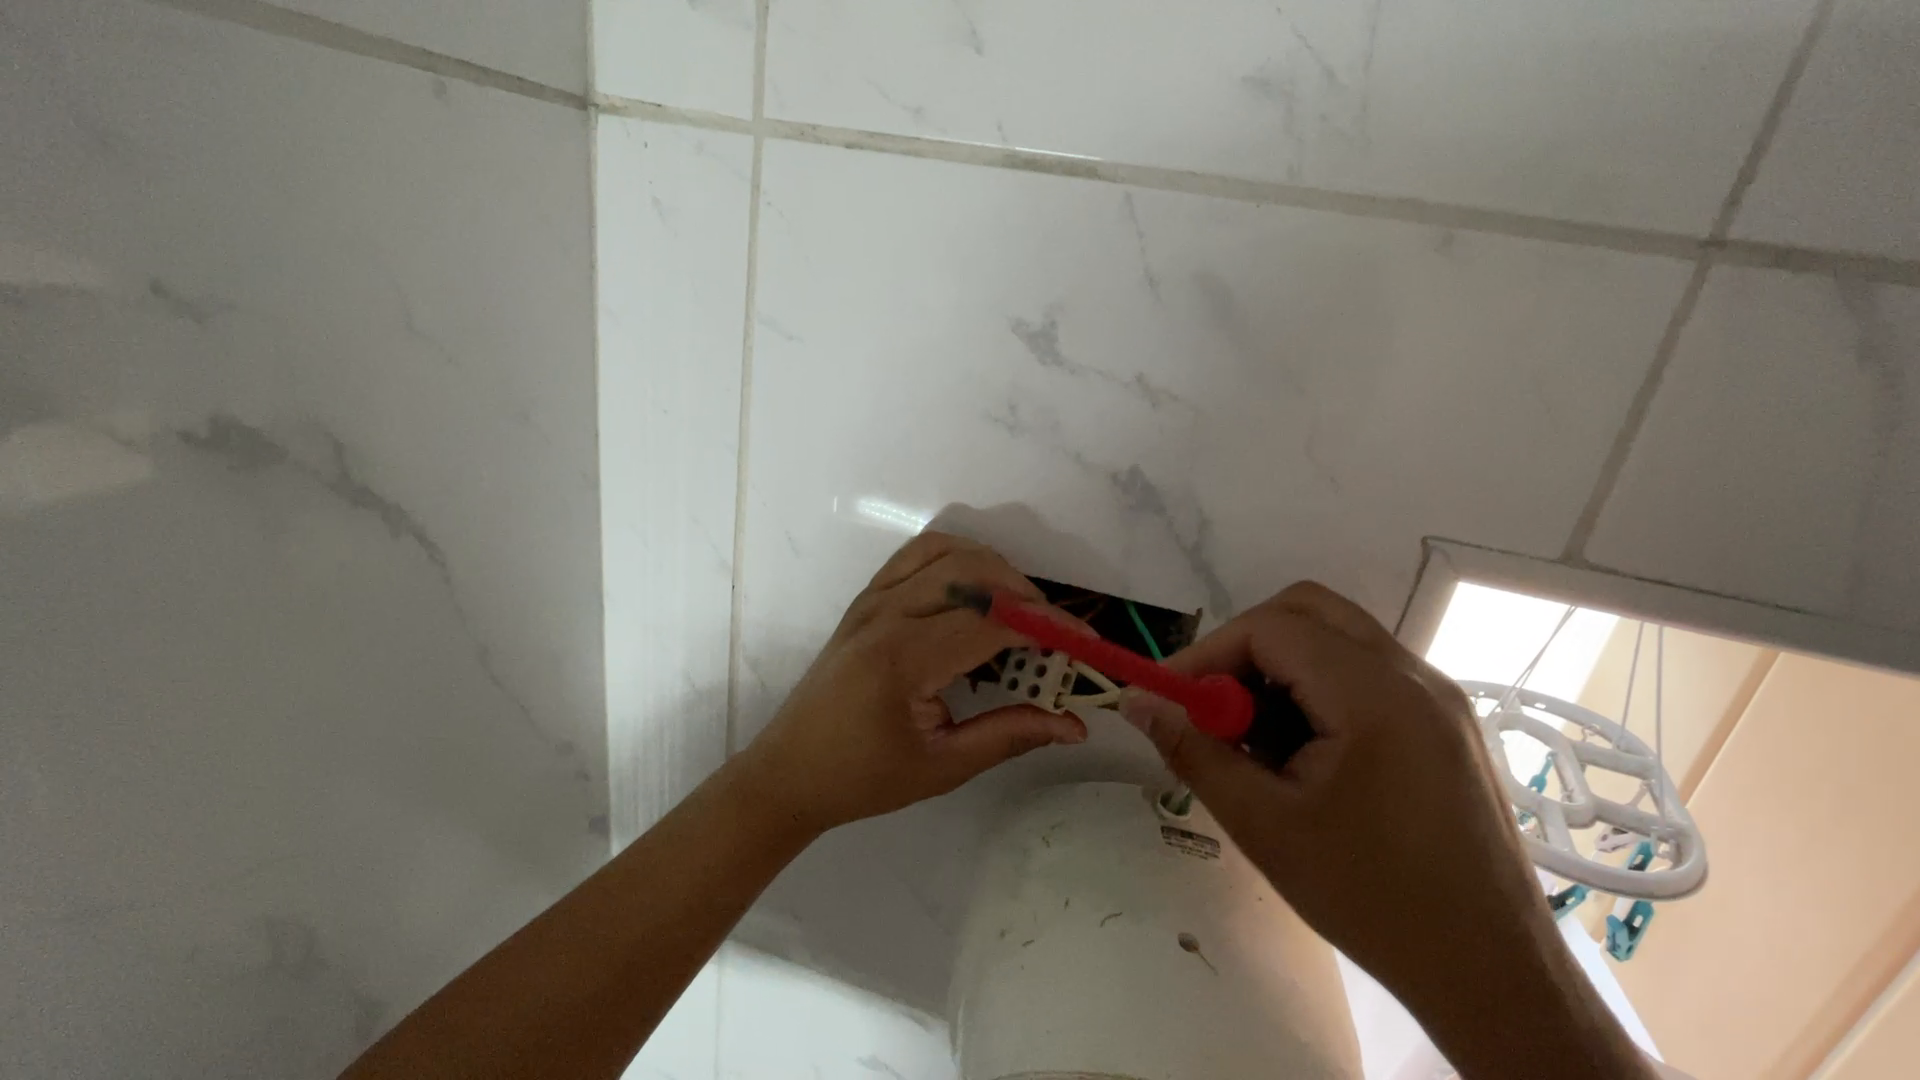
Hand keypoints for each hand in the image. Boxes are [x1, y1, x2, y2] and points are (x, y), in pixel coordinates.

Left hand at [735, 532, 1087, 835]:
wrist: (790, 771)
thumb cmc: (863, 778)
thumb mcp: (942, 766)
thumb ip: (1009, 734)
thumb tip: (1074, 724)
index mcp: (903, 659)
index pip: (991, 621)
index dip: (1047, 627)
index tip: (1085, 643)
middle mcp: (886, 614)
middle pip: (972, 572)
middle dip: (1025, 594)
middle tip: (1051, 635)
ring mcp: (871, 600)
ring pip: (945, 551)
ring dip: (992, 570)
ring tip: (1018, 610)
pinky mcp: (865, 599)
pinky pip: (916, 556)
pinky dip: (956, 559)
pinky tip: (975, 592)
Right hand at [1122, 583, 1653, 1078]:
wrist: (1492, 973)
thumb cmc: (1370, 898)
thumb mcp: (1263, 825)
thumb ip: (1193, 751)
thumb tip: (1136, 704)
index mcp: (1375, 694)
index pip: (1271, 628)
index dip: (1207, 653)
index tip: (1169, 698)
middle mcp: (1415, 676)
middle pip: (1309, 611)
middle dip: (1245, 647)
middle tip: (1212, 706)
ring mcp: (1439, 697)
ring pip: (1338, 639)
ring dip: (1281, 669)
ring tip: (1255, 741)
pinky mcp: (1446, 723)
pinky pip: (1367, 673)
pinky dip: (1318, 690)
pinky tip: (1302, 755)